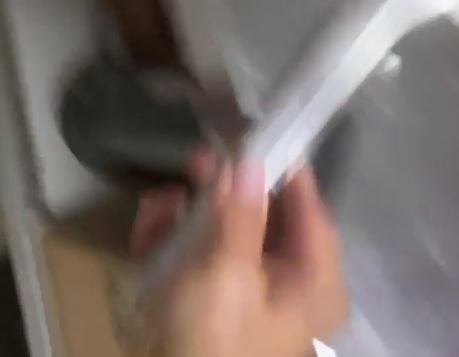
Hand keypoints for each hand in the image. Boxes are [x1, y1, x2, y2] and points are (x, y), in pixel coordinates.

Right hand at [132, 162, 348, 356]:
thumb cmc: (217, 330)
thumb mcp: (228, 270)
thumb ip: (237, 215)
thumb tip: (248, 162)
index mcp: (310, 282)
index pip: (309, 214)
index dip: (287, 172)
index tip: (260, 128)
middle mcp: (279, 279)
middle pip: (258, 215)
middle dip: (224, 185)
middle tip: (198, 152)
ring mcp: (235, 283)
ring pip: (216, 225)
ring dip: (186, 205)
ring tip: (161, 196)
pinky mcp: (197, 287)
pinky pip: (185, 244)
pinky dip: (165, 227)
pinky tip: (149, 220)